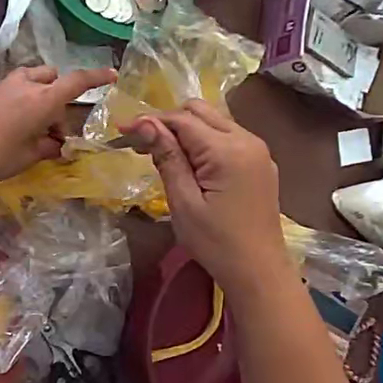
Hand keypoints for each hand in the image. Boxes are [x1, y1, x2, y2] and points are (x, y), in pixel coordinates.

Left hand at [0, 66, 116, 186]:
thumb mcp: (28, 156)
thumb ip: (47, 146)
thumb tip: (57, 144)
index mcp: (44, 99)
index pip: (78, 81)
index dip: (96, 77)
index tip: (112, 75)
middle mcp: (28, 84)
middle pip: (55, 80)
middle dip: (61, 100)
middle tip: (55, 133)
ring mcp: (6, 85)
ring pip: (36, 81)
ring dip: (42, 97)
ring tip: (35, 129)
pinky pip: (18, 88)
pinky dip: (25, 100)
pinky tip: (16, 127)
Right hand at [123, 101, 289, 288]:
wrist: (258, 271)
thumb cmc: (216, 242)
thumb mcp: (184, 202)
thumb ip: (167, 158)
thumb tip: (145, 124)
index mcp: (228, 150)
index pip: (183, 119)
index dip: (150, 121)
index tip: (122, 130)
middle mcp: (247, 140)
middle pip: (201, 111)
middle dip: (168, 121)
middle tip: (141, 143)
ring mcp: (258, 151)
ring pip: (215, 121)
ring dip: (186, 130)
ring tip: (160, 153)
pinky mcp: (260, 163)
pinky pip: (228, 137)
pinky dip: (204, 141)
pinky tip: (189, 164)